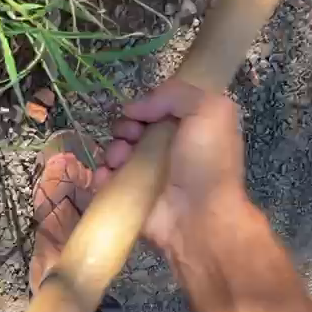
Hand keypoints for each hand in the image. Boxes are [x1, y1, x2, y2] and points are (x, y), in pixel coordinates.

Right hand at [96, 79, 252, 260]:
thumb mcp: (209, 110)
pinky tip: (107, 175)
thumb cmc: (208, 162)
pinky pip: (106, 181)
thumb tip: (135, 108)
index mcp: (188, 130)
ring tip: (120, 160)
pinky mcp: (130, 199)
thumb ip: (175, 94)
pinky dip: (102, 176)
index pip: (157, 110)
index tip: (142, 114)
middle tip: (132, 137)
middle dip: (125, 128)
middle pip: (132, 130)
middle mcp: (167, 151)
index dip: (145, 107)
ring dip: (113, 150)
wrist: (200, 217)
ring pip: (116, 153)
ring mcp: (146, 177)